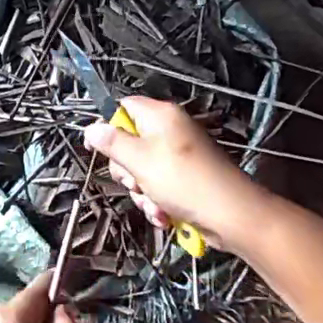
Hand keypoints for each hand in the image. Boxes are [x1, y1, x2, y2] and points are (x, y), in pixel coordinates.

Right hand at [83, 96, 271, 252]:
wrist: (231, 215)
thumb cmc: (184, 182)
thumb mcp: (139, 160)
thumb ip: (111, 143)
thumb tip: (91, 129)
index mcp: (160, 116)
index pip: (123, 107)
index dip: (108, 127)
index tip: (99, 149)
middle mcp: (170, 131)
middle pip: (129, 143)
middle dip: (127, 170)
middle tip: (135, 181)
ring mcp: (179, 155)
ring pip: (142, 170)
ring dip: (141, 192)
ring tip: (154, 204)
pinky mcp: (186, 178)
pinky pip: (159, 185)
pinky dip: (157, 201)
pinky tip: (164, 214)